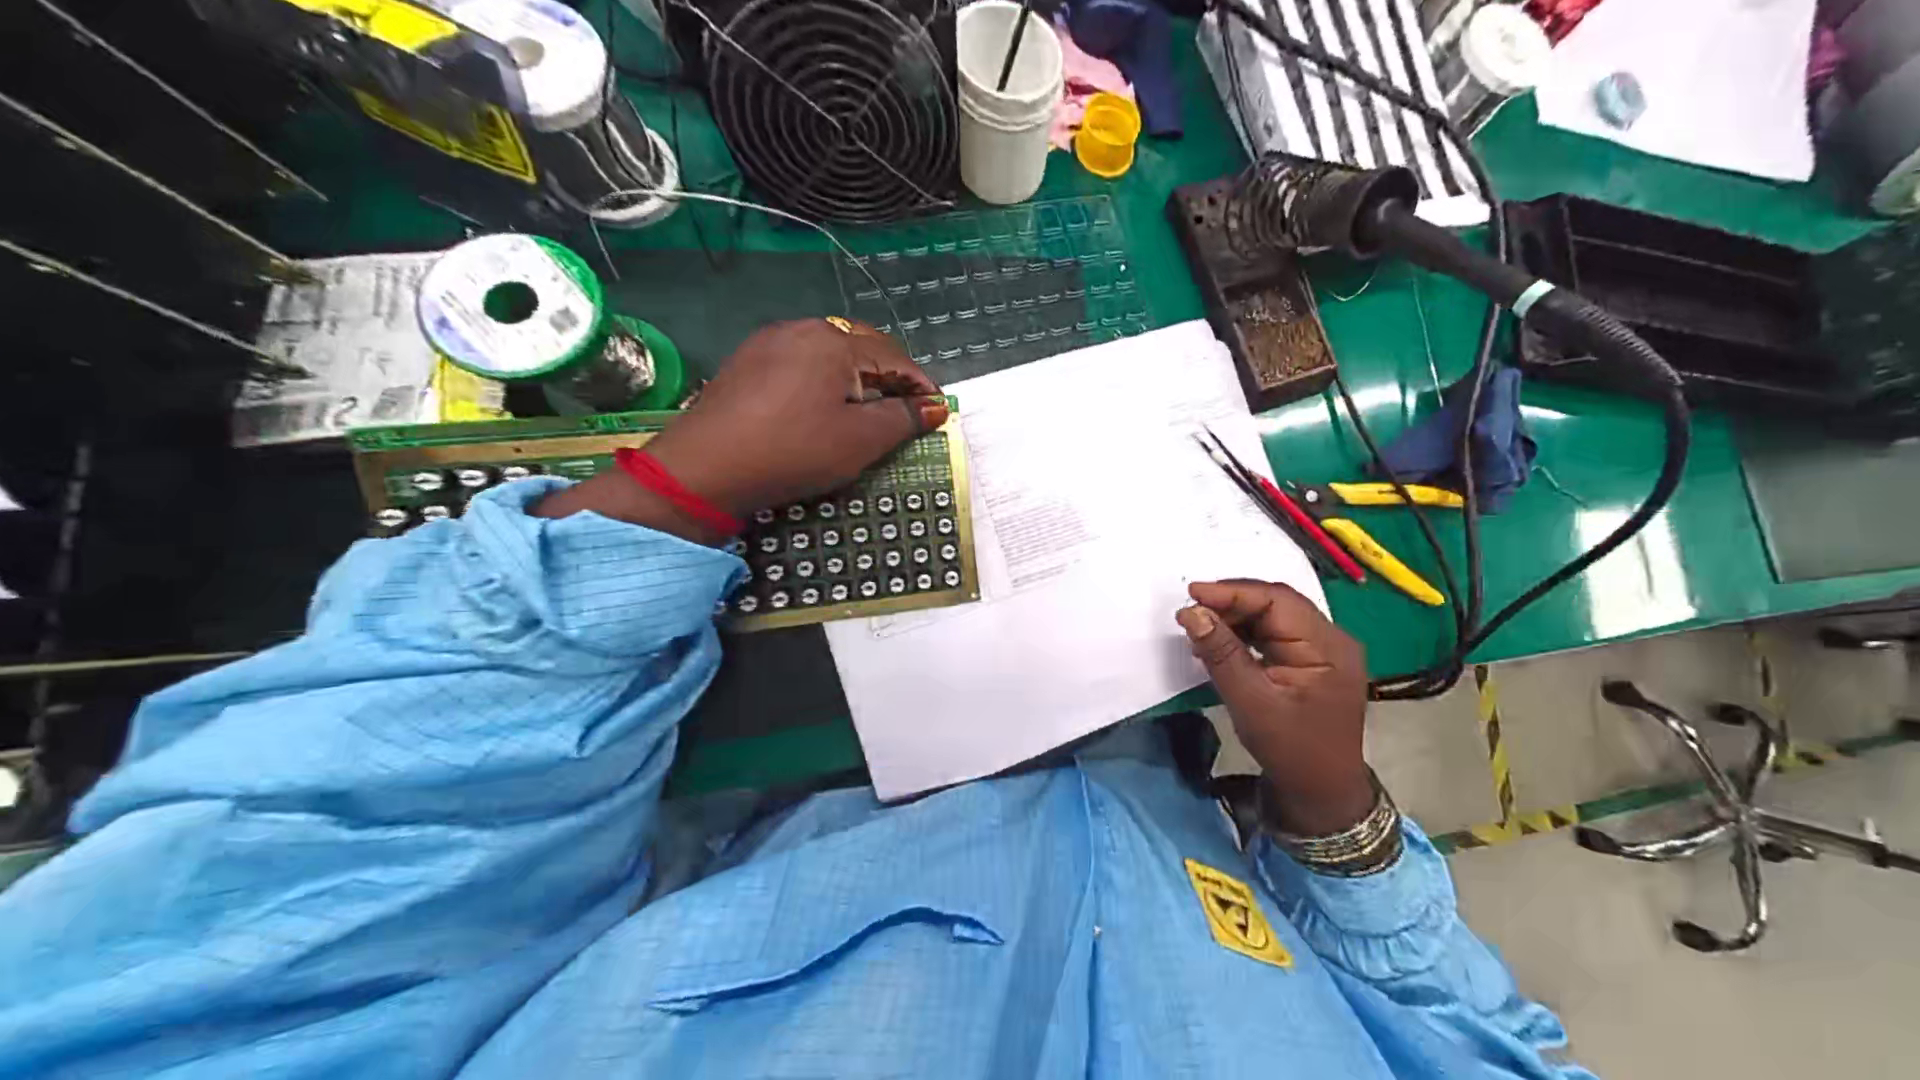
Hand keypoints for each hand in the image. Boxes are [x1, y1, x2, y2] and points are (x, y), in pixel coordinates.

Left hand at [534, 319, 946, 542]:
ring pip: (829, 353)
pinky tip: (821, 406)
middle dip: (889, 377)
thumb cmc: (792, 452)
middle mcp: (801, 329)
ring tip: (867, 409)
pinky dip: (823, 380)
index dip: (920, 385)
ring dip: (856, 377)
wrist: (704, 469)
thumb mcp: (858, 441)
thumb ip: (902, 419)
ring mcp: (769, 342)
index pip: (893, 357)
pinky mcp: (746, 362)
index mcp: (833, 342)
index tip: (937, 411)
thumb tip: (935, 407)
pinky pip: (800, 362)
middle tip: (906, 409)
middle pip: (861, 347)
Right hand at [1175, 580, 1372, 834]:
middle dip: (1232, 601)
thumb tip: (1192, 613)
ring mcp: (1323, 650)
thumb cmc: (1290, 749)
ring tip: (1200, 624)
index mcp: (1327, 647)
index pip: (1277, 601)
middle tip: (1191, 608)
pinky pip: (1274, 632)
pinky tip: (1220, 640)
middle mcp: (1331, 640)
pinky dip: (1245, 632)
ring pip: (1274, 616)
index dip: (1233, 592)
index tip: (1192, 594)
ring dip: (1236, 615)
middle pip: (1277, 603)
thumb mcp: (1250, 701)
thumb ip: (1221, 653)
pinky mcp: (1310, 660)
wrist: (1321, 792)